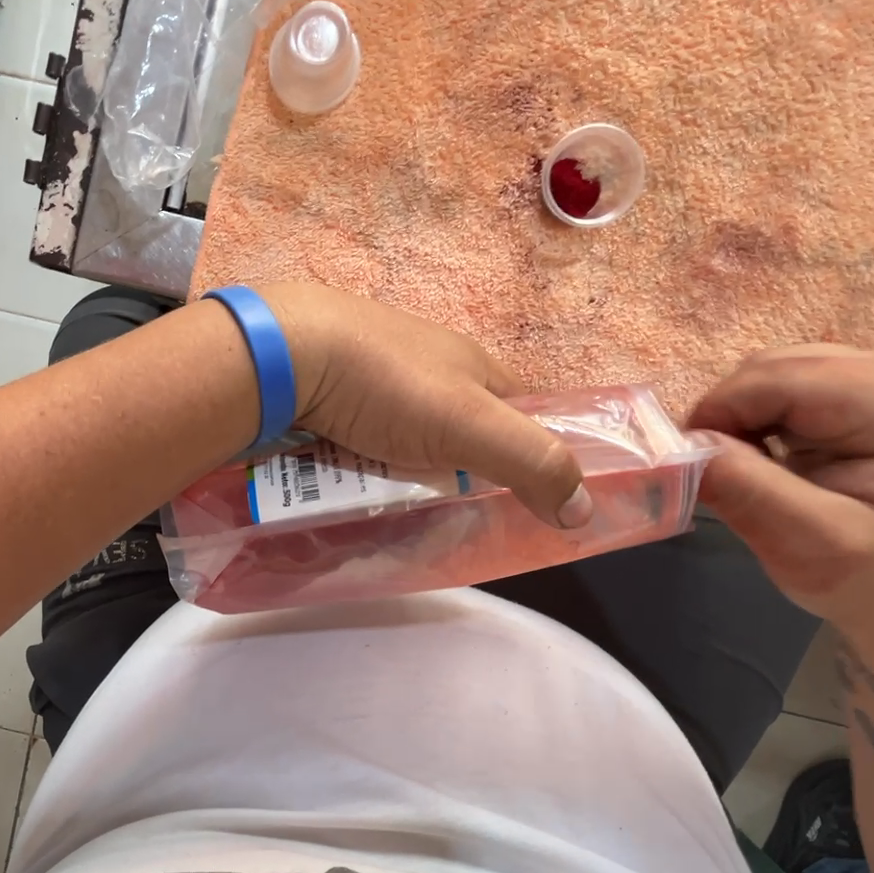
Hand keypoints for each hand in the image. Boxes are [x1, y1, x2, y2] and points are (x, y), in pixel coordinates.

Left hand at [255, 282, 591, 527]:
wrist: (288, 354)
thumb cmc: (388, 384)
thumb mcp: (471, 425)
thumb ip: (531, 462)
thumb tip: (585, 508)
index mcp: (473, 366)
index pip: (521, 415)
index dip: (530, 456)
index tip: (524, 504)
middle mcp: (429, 368)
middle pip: (461, 433)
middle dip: (459, 474)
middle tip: (448, 518)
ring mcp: (377, 378)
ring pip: (407, 441)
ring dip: (406, 473)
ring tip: (394, 510)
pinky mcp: (334, 394)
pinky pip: (362, 439)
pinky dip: (365, 464)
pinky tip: (352, 487)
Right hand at [686, 346, 873, 641]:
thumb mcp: (808, 546)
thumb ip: (747, 490)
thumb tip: (681, 447)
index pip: (786, 378)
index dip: (723, 410)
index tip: (690, 463)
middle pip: (779, 365)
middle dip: (729, 412)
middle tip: (710, 469)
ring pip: (775, 370)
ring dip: (739, 415)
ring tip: (739, 466)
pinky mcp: (870, 394)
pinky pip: (786, 385)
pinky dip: (756, 417)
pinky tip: (765, 456)